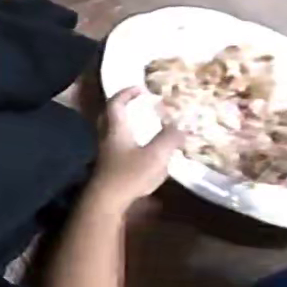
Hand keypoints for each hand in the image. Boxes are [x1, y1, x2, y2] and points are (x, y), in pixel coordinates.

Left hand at [85, 87, 181, 211]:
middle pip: (109, 115)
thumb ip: (169, 139)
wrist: (106, 200)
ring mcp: (105, 151)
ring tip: (144, 122)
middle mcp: (106, 137)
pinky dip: (128, 137)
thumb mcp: (156, 155)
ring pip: (111, 129)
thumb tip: (180, 126)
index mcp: (116, 130)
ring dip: (125, 121)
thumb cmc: (129, 174)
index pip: (116, 104)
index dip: (126, 93)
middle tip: (138, 101)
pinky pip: (117, 142)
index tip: (140, 87)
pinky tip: (142, 145)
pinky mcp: (109, 164)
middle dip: (122, 104)